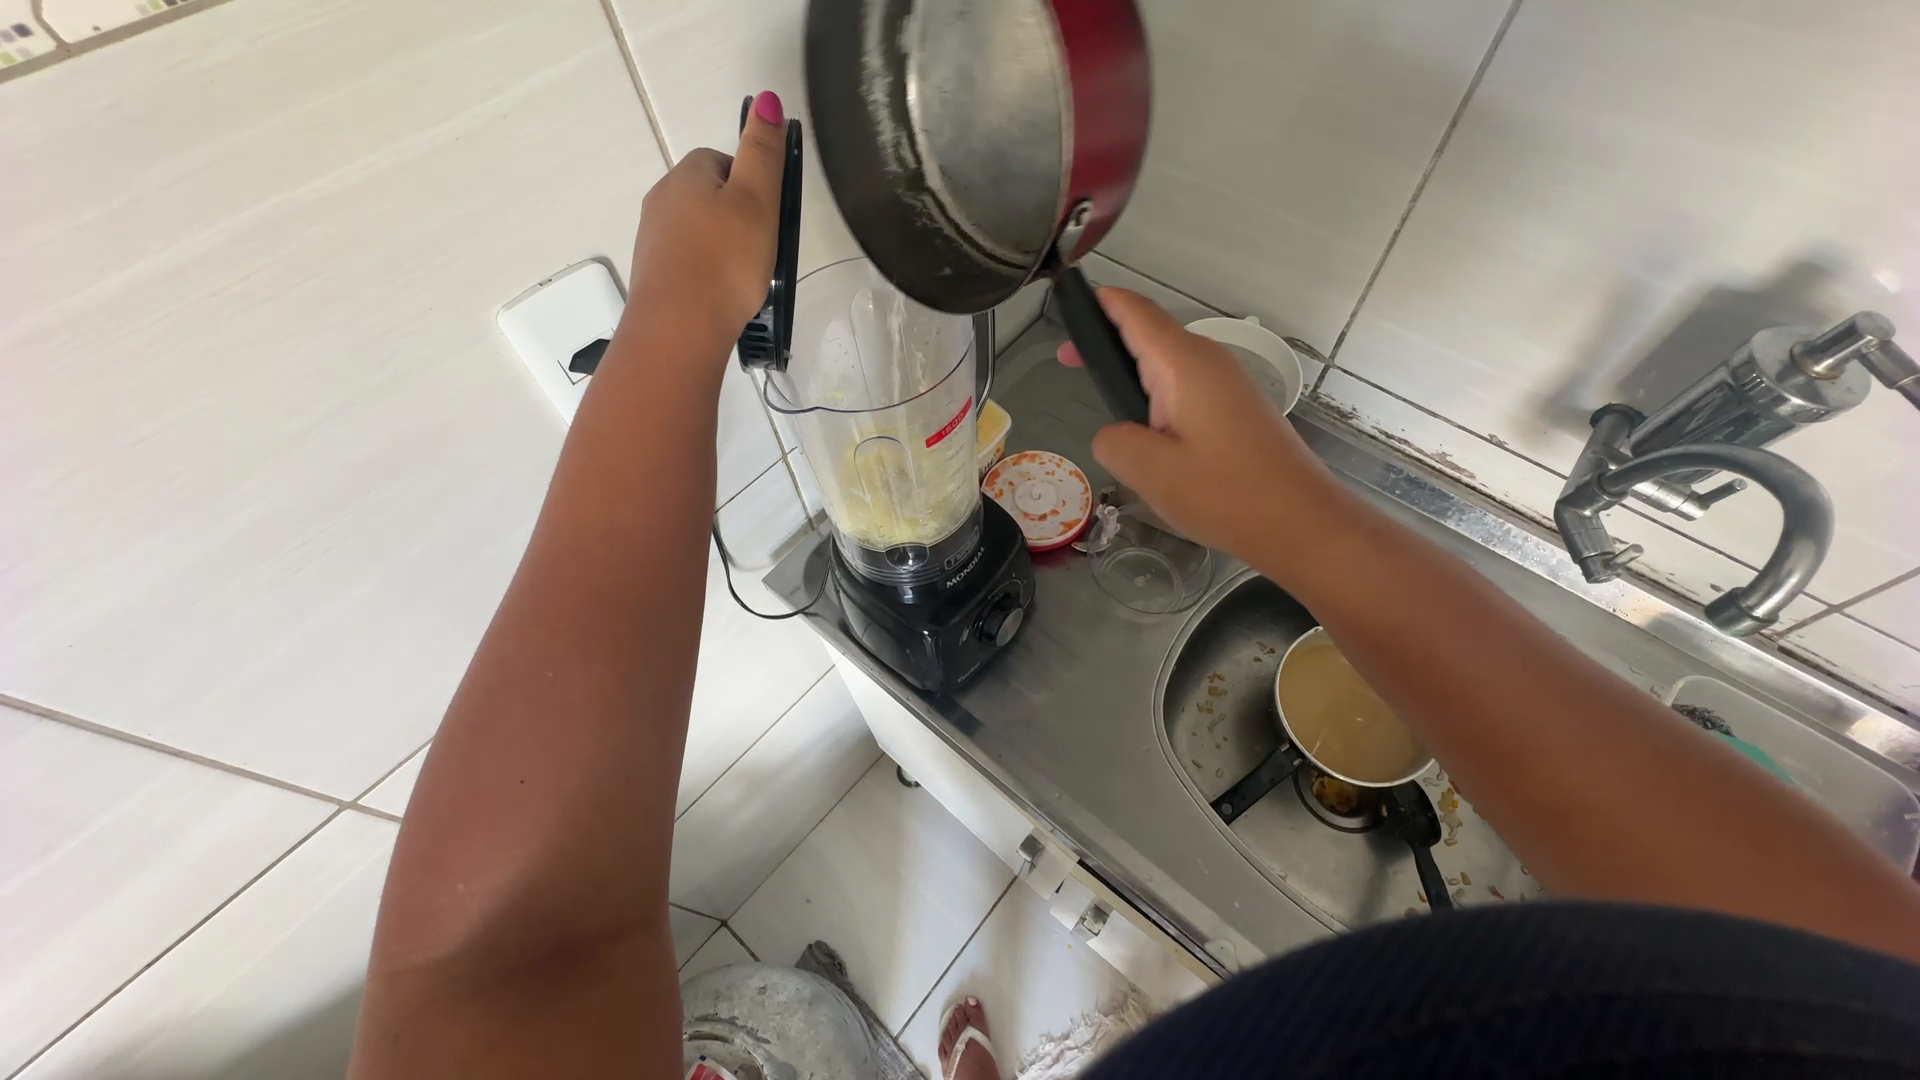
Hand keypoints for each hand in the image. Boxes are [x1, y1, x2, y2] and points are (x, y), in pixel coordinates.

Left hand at [627, 90, 786, 344]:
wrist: (680, 327)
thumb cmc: (725, 261)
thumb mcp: (757, 202)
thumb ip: (763, 152)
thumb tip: (768, 100)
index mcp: (687, 174)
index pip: (724, 162)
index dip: (752, 187)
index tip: (769, 219)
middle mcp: (662, 199)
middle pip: (710, 198)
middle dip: (737, 219)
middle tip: (762, 252)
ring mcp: (653, 240)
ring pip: (698, 233)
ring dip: (723, 249)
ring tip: (746, 280)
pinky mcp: (654, 276)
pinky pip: (688, 263)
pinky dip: (707, 274)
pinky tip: (723, 296)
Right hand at [1058, 289, 1350, 557]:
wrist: (1302, 522)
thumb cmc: (1226, 494)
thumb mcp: (1150, 472)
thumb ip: (1113, 442)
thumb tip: (1114, 434)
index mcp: (1185, 365)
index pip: (1137, 313)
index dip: (1102, 302)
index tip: (1070, 300)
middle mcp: (1210, 362)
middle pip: (1152, 334)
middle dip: (1109, 343)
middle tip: (1068, 364)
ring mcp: (1229, 384)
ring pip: (1170, 364)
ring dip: (1134, 374)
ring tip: (1103, 401)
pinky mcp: (1238, 408)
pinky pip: (1187, 388)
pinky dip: (1158, 396)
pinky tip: (1147, 430)